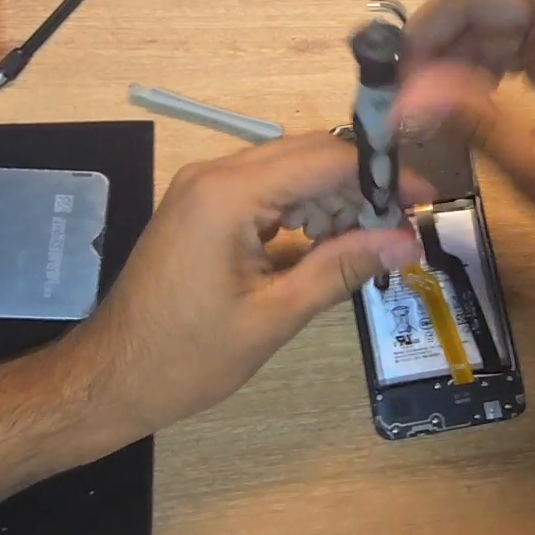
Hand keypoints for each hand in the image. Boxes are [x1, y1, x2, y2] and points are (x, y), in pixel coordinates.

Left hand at [57, 135, 425, 437]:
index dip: (381, 174)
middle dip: (359, 185)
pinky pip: (265, 191)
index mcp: (228, 193)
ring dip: (332, 198)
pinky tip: (326, 241)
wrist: (110, 378)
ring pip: (288, 171)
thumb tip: (407, 241)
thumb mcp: (274, 316)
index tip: (423, 198)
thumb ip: (341, 268)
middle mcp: (215, 173)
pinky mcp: (202, 206)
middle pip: (307, 156)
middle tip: (401, 226)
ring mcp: (204, 187)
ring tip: (369, 241)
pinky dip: (300, 210)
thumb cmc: (186, 357)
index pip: (324, 160)